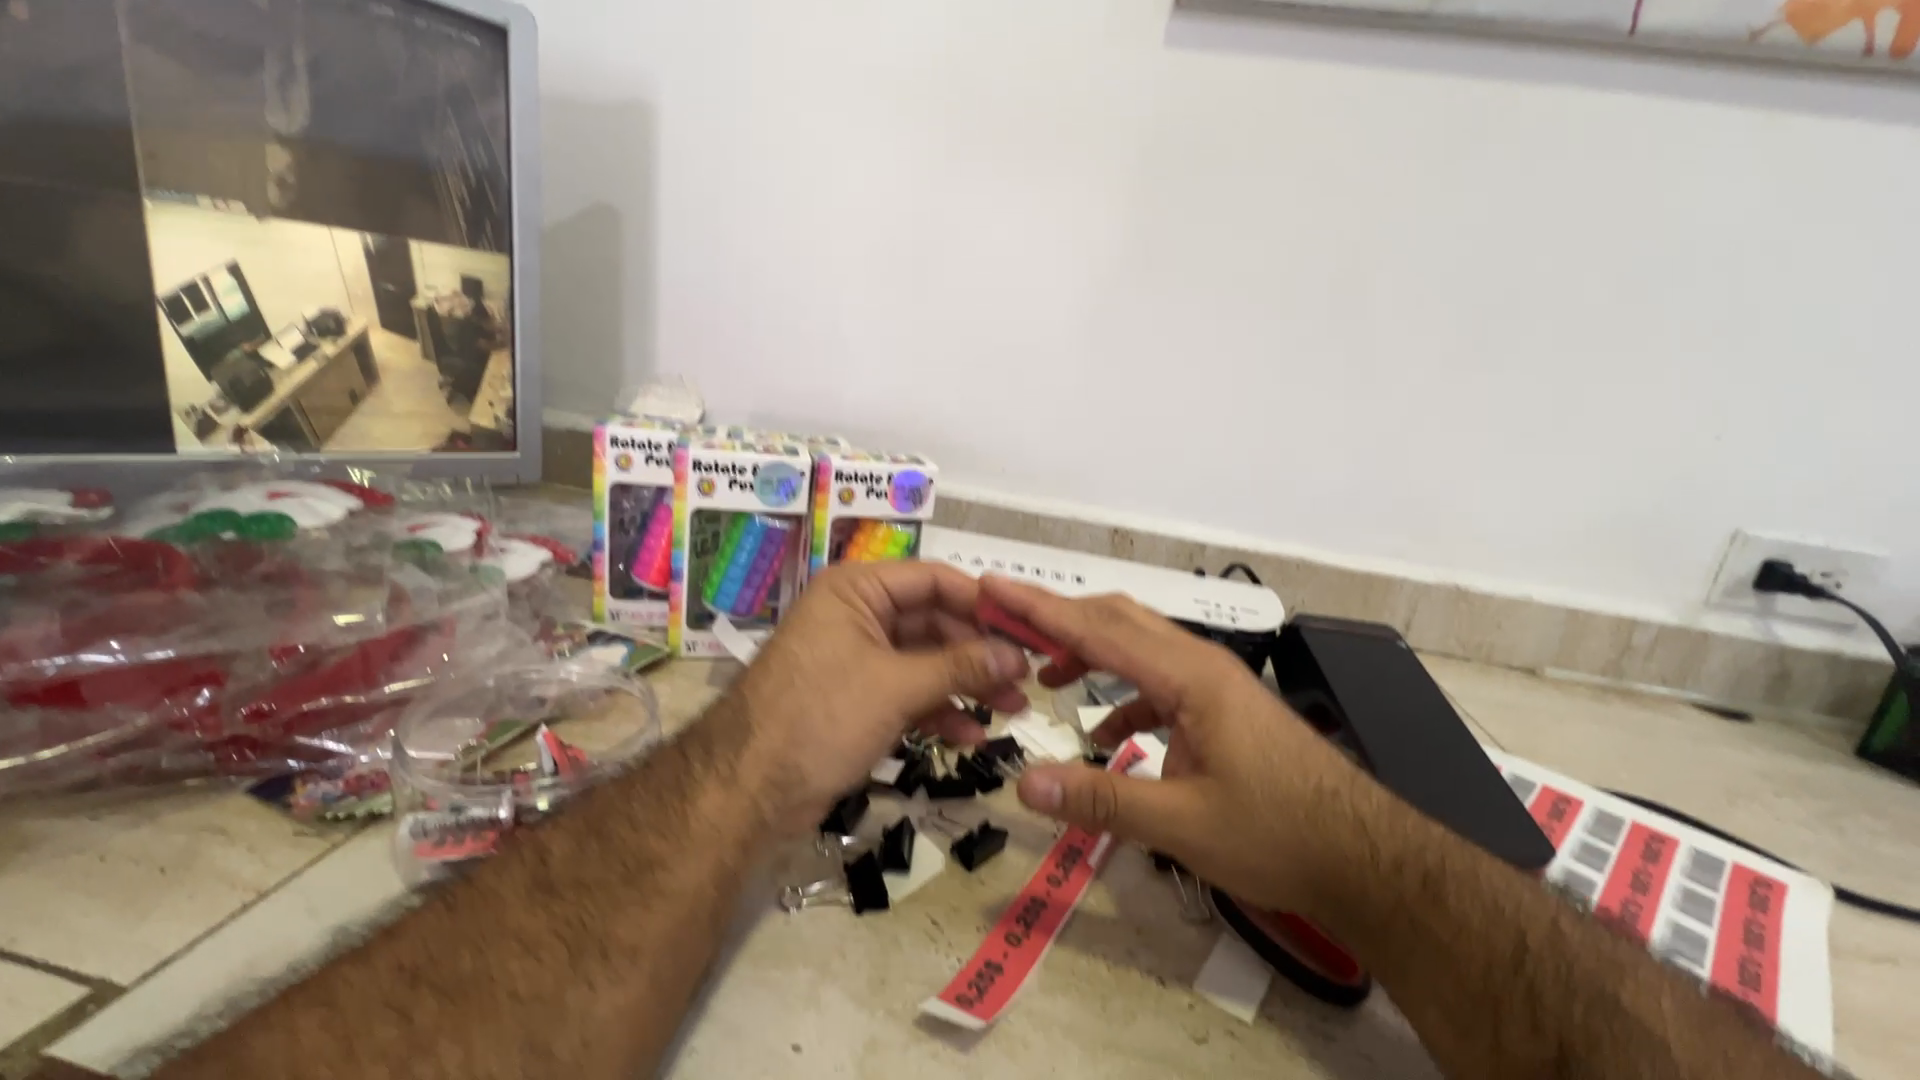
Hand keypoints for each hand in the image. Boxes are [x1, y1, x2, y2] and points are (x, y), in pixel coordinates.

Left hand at [726, 561, 1030, 829]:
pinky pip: (908, 694)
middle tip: (1027, 679)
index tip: (1027, 629)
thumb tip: (1017, 656)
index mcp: (857, 590)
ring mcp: (856, 660)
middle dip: (979, 653)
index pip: (933, 580)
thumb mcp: (896, 686)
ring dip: (966, 685)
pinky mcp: (856, 700)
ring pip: (925, 662)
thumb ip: (961, 666)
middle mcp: (857, 615)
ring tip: (1012, 711)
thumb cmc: (821, 717)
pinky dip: (938, 711)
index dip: (982, 604)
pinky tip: (971, 737)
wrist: (747, 790)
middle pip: (933, 622)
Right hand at [986, 576, 1366, 917]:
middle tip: (1002, 621)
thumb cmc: (1278, 834)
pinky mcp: (1222, 711)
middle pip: (1118, 621)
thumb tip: (1023, 783)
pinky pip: (1159, 686)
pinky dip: (1122, 697)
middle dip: (1058, 618)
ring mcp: (1214, 687)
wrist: (1365, 859)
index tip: (992, 588)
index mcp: (1190, 677)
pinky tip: (1103, 734)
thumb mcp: (1181, 824)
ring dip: (1089, 653)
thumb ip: (1100, 800)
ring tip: (1041, 674)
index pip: (1099, 629)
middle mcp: (1201, 666)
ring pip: (1139, 649)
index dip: (1039, 609)